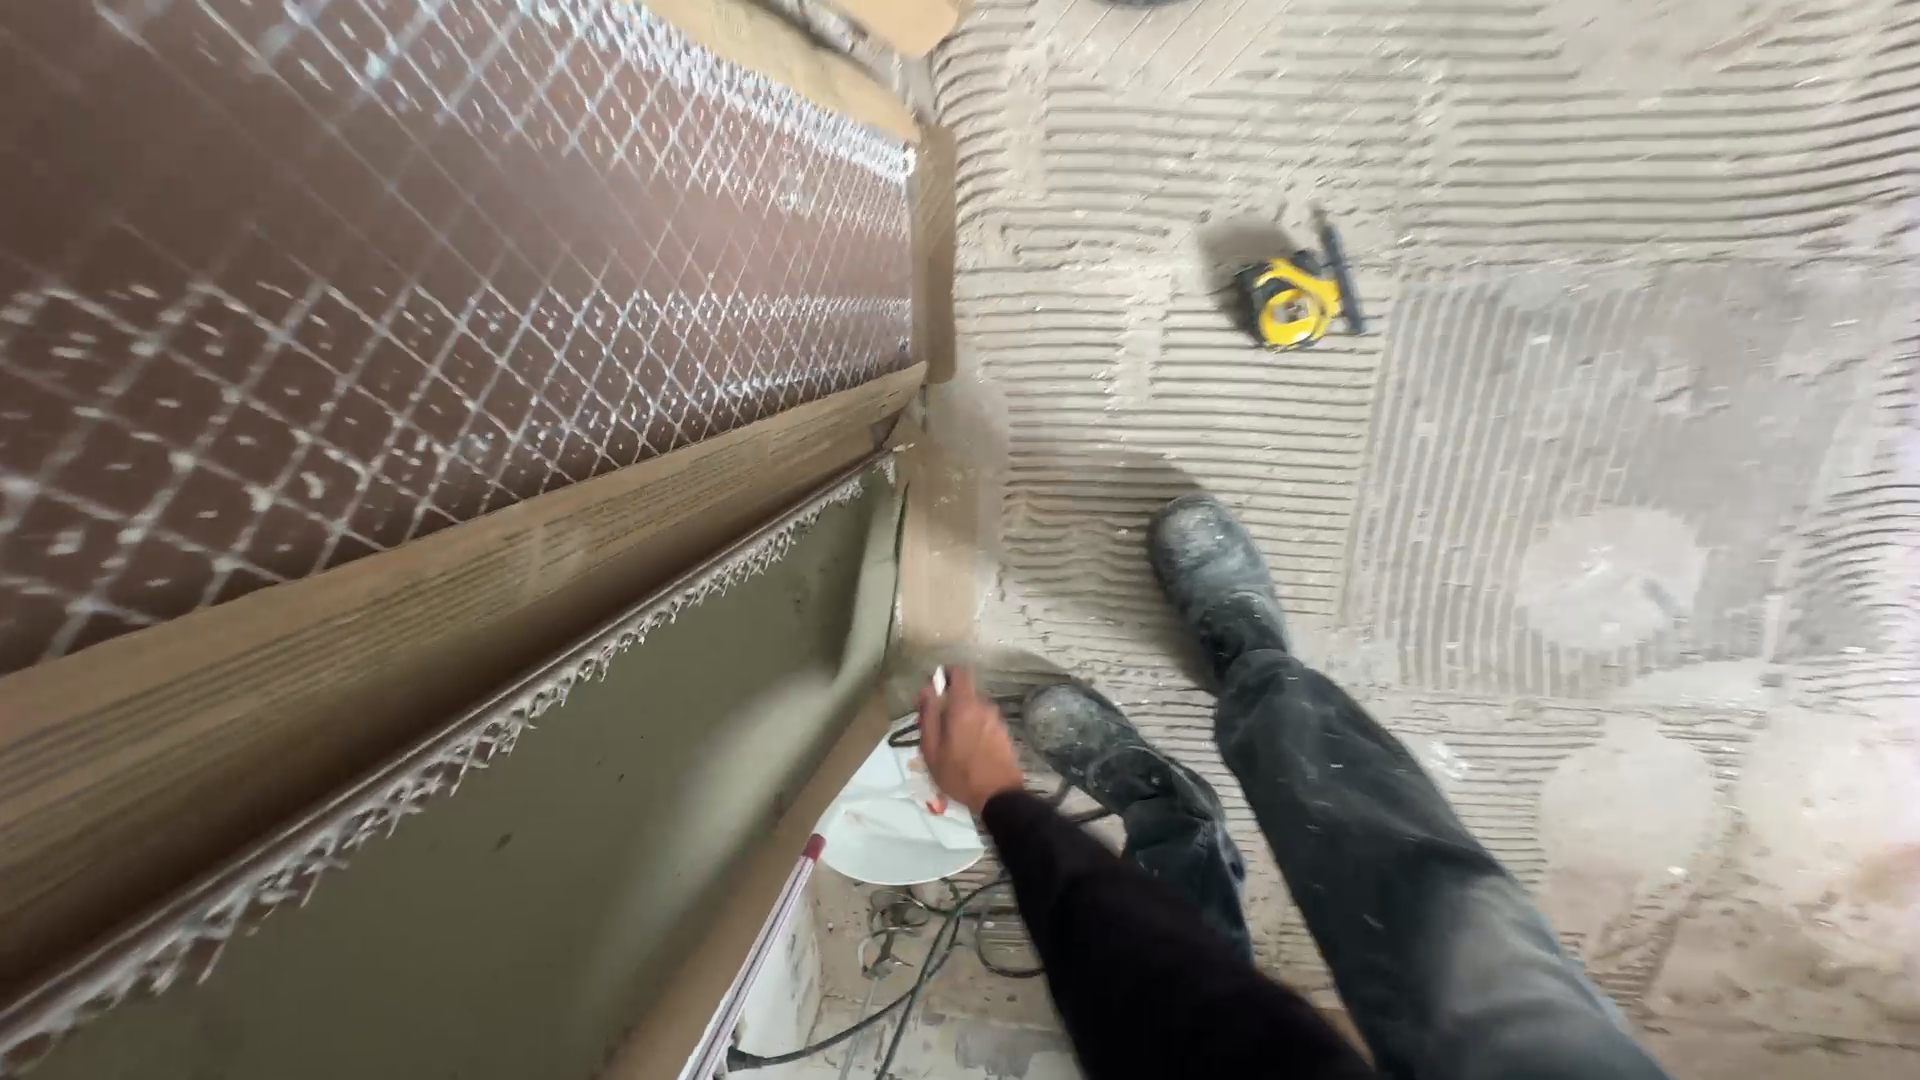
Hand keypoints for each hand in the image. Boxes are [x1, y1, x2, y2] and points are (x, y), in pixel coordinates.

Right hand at [916, 666, 1024, 812]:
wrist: (998, 797)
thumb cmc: (959, 774)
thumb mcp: (932, 749)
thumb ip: (928, 716)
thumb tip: (926, 689)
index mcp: (965, 706)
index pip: (960, 672)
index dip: (947, 674)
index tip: (936, 687)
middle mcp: (984, 707)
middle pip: (965, 694)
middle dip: (951, 705)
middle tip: (939, 729)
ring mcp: (997, 720)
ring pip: (975, 710)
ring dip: (964, 720)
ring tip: (954, 746)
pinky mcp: (1005, 734)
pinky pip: (985, 723)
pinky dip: (976, 731)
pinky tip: (970, 753)